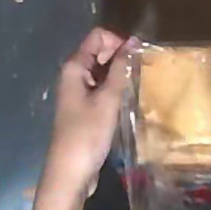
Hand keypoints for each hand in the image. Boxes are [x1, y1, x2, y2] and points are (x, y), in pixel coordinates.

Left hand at [40, 28, 135, 195]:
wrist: (70, 173)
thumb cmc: (88, 133)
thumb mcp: (108, 99)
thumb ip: (121, 68)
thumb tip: (133, 40)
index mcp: (74, 66)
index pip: (97, 36)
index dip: (118, 41)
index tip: (136, 58)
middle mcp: (74, 74)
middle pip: (99, 51)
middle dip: (120, 56)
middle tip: (140, 73)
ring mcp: (78, 90)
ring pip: (102, 70)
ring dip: (119, 73)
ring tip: (137, 86)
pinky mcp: (84, 106)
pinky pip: (101, 86)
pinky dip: (114, 87)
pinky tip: (127, 99)